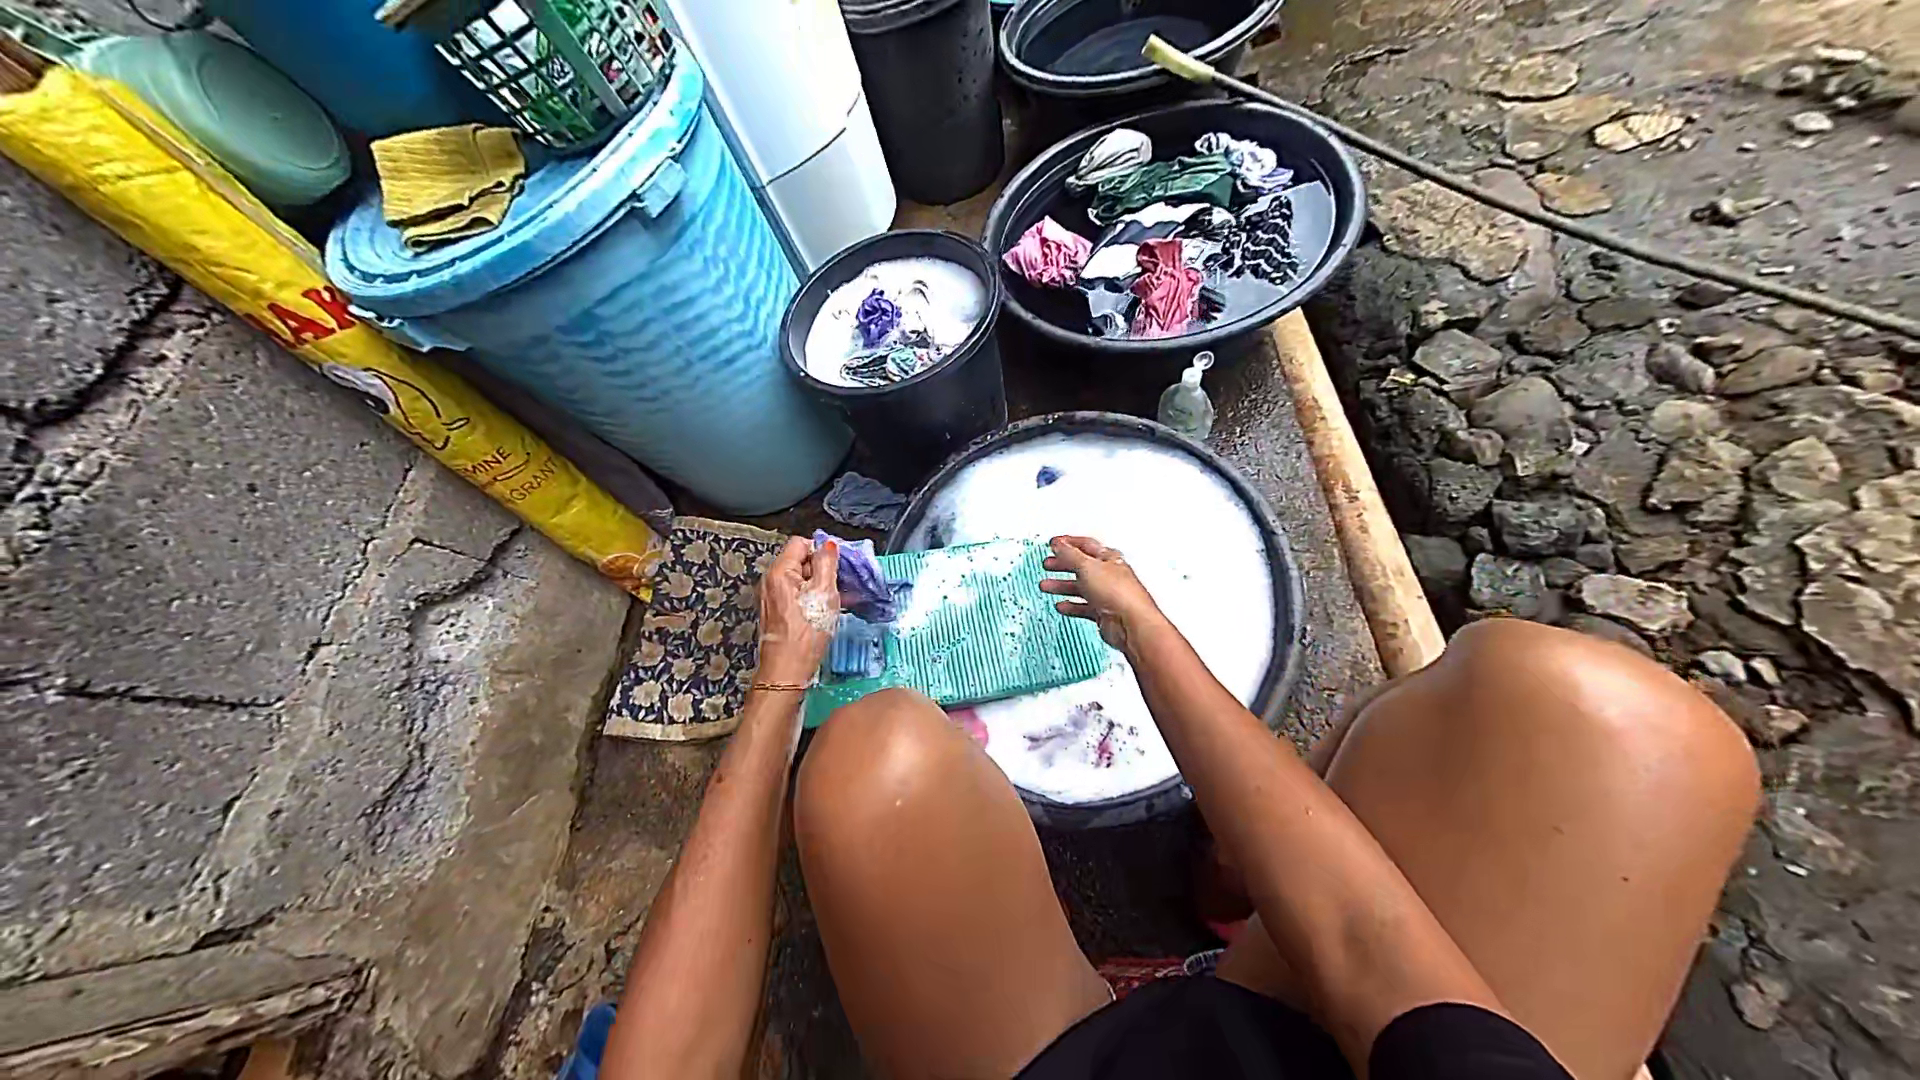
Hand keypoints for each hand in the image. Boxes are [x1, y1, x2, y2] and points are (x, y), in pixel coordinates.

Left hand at [755, 536, 839, 687]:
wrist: (787, 671)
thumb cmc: (806, 634)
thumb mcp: (825, 593)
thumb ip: (827, 563)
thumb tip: (829, 544)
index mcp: (779, 572)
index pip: (801, 543)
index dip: (821, 551)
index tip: (837, 567)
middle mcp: (770, 581)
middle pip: (800, 560)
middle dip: (821, 570)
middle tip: (838, 587)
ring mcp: (772, 597)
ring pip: (800, 579)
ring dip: (819, 586)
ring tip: (834, 602)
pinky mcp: (776, 612)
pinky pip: (796, 595)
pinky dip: (811, 598)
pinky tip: (824, 612)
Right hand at [1040, 535, 1162, 651]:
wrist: (1131, 624)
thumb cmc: (1119, 593)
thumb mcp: (1087, 567)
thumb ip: (1069, 555)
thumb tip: (1058, 544)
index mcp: (1108, 558)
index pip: (1085, 545)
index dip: (1068, 543)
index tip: (1054, 543)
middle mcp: (1108, 575)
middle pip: (1081, 566)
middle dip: (1063, 565)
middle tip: (1048, 563)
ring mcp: (1106, 595)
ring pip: (1080, 587)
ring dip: (1062, 585)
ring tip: (1046, 585)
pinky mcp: (1103, 613)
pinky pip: (1083, 607)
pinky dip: (1071, 605)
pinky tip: (1062, 605)